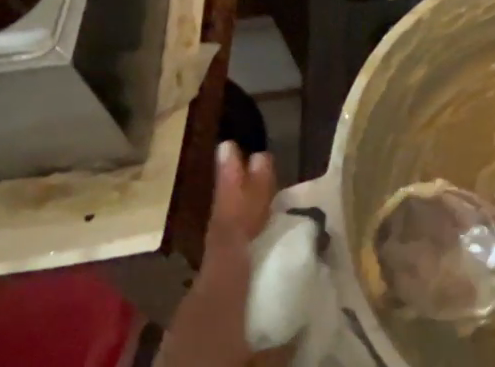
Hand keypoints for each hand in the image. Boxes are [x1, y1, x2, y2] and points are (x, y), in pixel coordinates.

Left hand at [160, 141, 277, 366]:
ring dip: (242, 223)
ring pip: (223, 256)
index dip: (235, 190)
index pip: (229, 233)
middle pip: (225, 237)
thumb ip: (280, 343)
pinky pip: (221, 278)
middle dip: (241, 196)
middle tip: (258, 157)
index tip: (238, 151)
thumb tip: (301, 319)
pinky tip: (252, 257)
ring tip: (263, 196)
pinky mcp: (194, 334)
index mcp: (221, 298)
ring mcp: (196, 315)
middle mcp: (205, 296)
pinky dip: (239, 254)